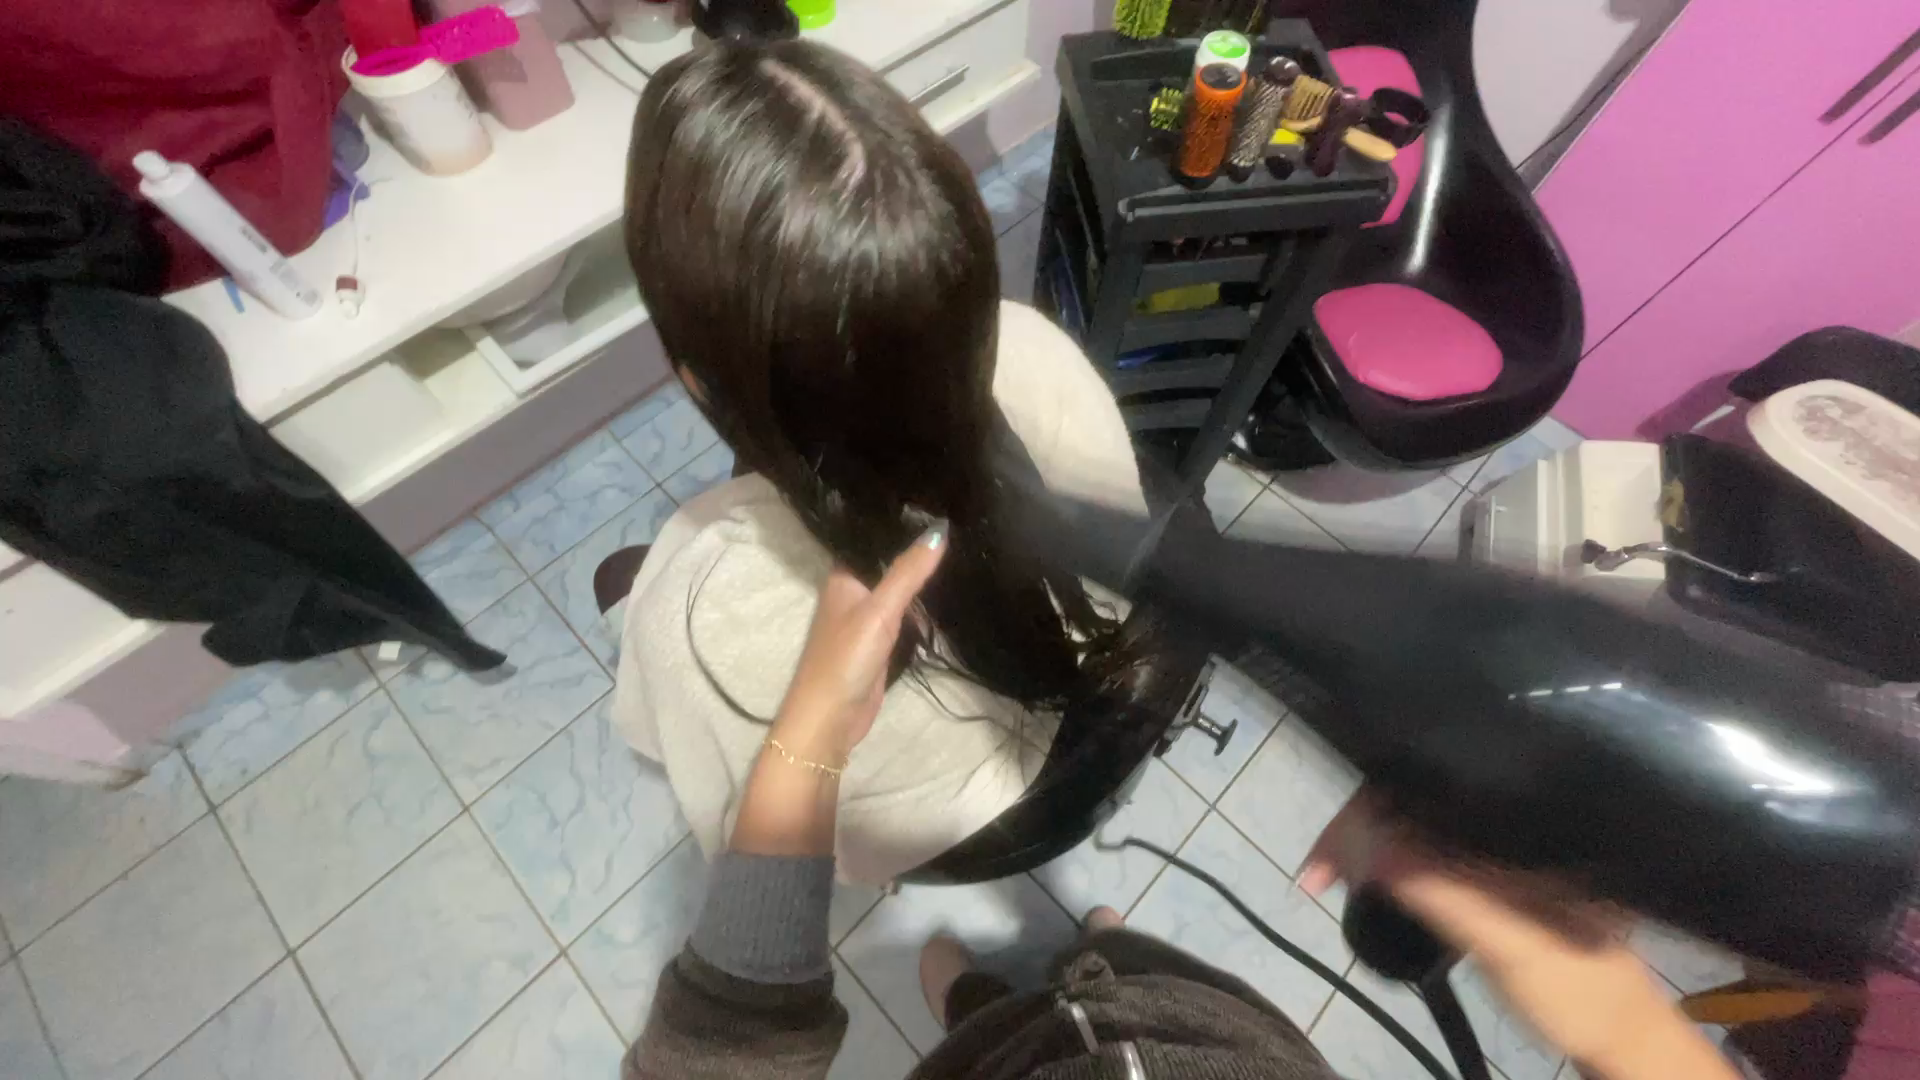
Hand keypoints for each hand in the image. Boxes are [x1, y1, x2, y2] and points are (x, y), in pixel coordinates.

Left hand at [773, 522, 947, 760]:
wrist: (830, 720)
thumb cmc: (846, 658)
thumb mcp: (880, 610)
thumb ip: (909, 572)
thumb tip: (940, 530)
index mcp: (842, 577)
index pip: (870, 538)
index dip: (898, 521)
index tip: (933, 502)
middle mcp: (852, 593)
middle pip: (886, 563)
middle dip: (915, 549)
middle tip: (957, 524)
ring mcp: (865, 620)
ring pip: (897, 590)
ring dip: (920, 579)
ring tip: (959, 550)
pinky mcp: (879, 644)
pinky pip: (903, 616)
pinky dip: (920, 607)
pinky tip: (943, 594)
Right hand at [1302, 795, 1735, 1078]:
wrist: (1625, 1046)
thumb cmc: (1581, 995)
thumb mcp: (1513, 947)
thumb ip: (1446, 896)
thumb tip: (1371, 850)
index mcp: (1516, 823)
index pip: (1422, 789)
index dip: (1367, 813)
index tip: (1327, 858)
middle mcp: (1498, 823)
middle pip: (1404, 801)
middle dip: (1350, 832)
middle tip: (1312, 875)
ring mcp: (1487, 847)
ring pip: (1404, 825)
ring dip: (1358, 846)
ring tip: (1321, 874)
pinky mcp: (1477, 872)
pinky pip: (1413, 850)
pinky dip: (1378, 862)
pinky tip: (1356, 875)